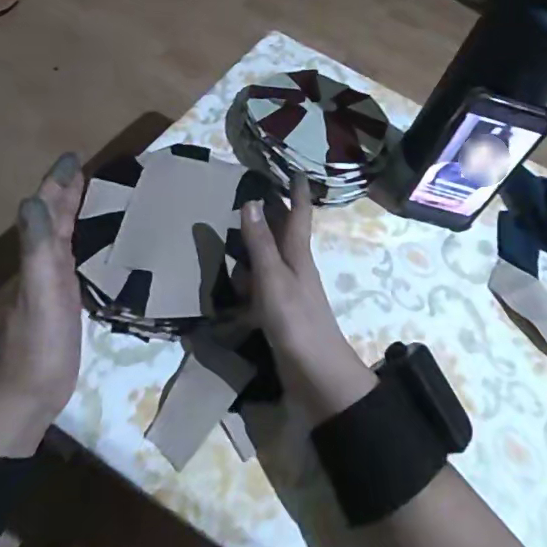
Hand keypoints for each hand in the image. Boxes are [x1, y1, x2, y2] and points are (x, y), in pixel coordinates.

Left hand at [0, 153, 85, 456]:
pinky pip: (71, 256)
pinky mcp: (63, 300)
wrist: (29, 398)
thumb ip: (37, 249)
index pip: (48, 209)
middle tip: (81, 167)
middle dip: (64, 190)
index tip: (73, 156)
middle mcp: (41, 263)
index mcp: (38, 256)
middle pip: (52, 217)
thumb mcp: (41, 294)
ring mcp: (50, 283)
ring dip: (69, 210)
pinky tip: (86, 243)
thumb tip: (32, 200)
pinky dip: (77, 238)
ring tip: (85, 193)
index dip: (58, 182)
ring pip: (60, 234)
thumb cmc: (40, 345)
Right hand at [240, 179, 375, 424]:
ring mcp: (287, 293)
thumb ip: (261, 244)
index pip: (299, 215)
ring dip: (254, 246)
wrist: (317, 377)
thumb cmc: (297, 322)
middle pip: (282, 234)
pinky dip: (245, 281)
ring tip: (231, 231)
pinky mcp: (277, 315)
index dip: (297, 192)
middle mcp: (294, 269)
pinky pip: (258, 288)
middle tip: (251, 192)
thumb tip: (252, 201)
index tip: (295, 169)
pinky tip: (229, 283)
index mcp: (298, 255)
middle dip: (272, 213)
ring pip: (268, 260)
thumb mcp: (274, 279)